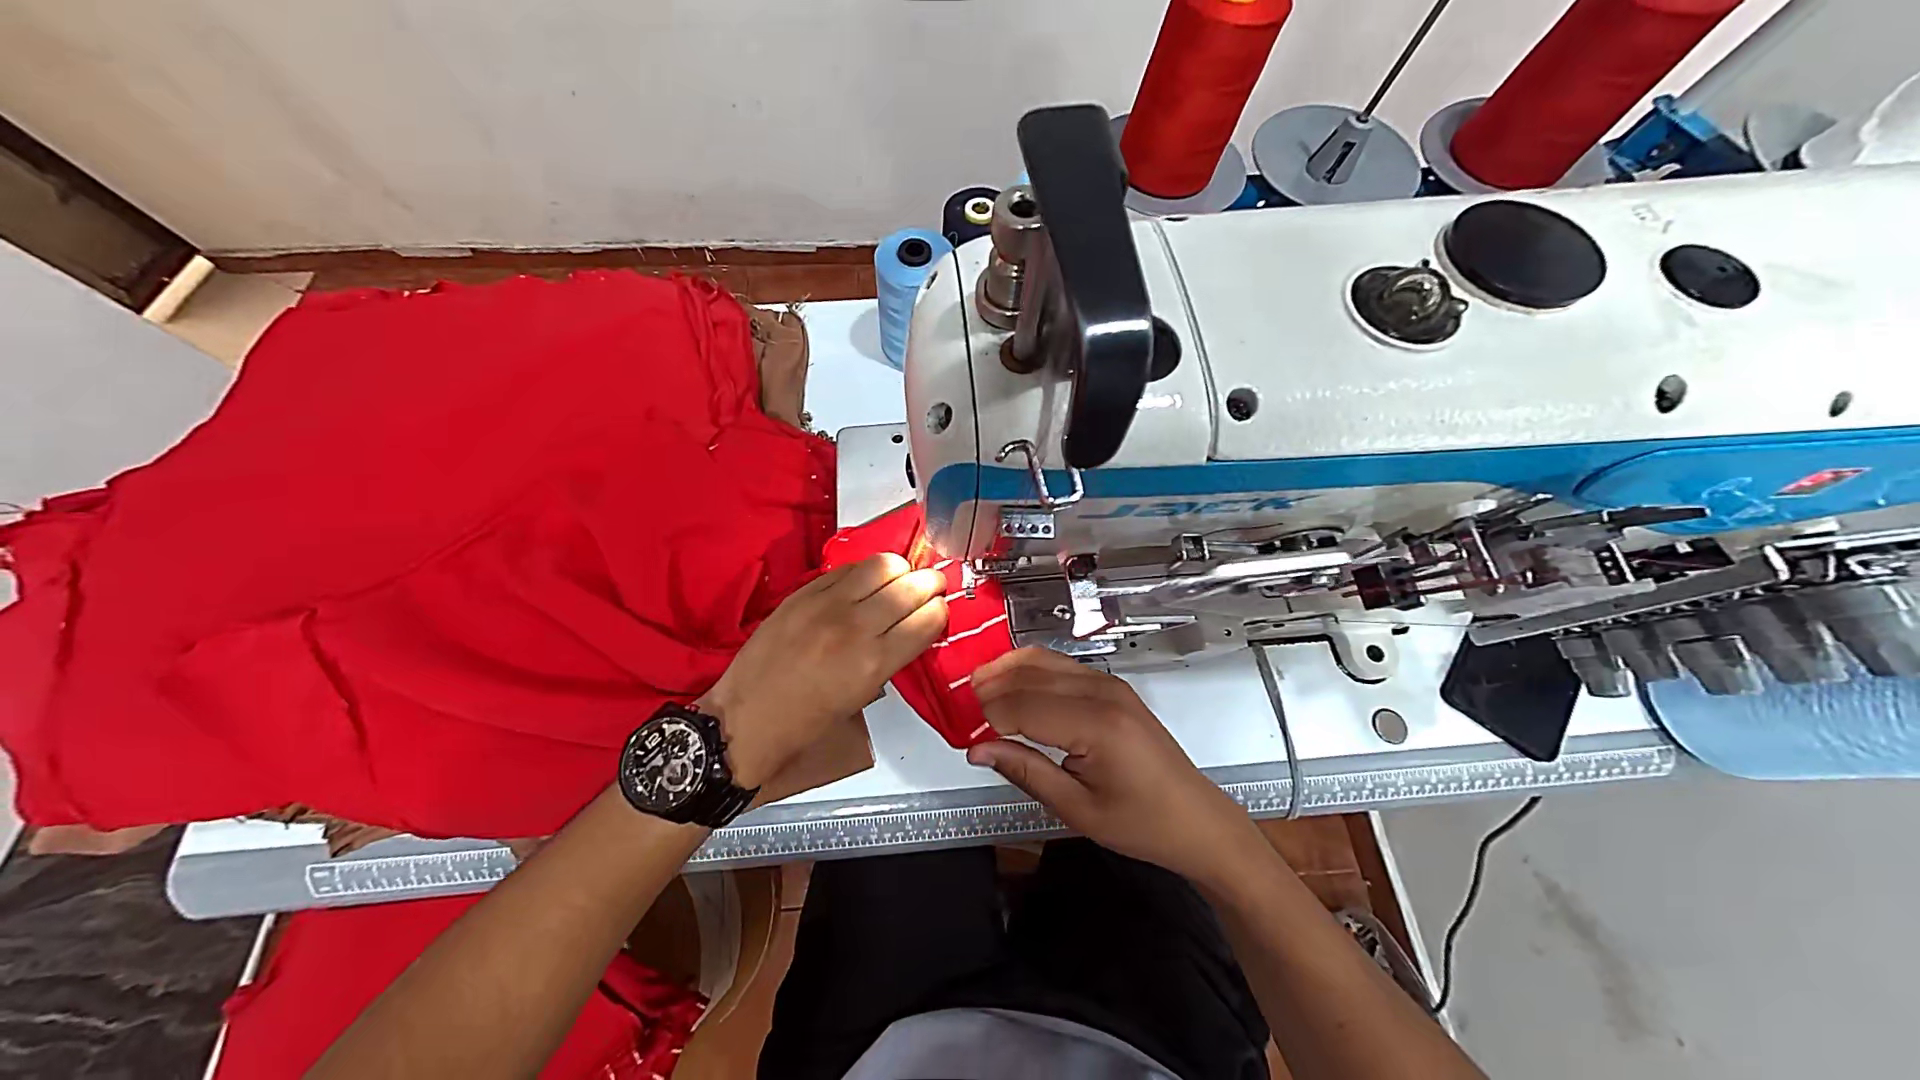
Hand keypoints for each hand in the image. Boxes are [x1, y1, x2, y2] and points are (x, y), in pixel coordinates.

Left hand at [700, 554, 946, 789]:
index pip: (929, 617)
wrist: (747, 719)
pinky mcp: (802, 593)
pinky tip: (864, 583)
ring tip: (897, 582)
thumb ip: (892, 656)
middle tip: (930, 589)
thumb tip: (914, 627)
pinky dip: (864, 572)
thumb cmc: (806, 721)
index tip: (938, 613)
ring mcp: (826, 605)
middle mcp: (855, 627)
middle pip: (912, 585)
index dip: (941, 612)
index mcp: (874, 663)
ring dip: (900, 571)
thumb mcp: (862, 695)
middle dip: (930, 585)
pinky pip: (847, 567)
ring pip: (883, 564)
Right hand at [968, 648, 1268, 886]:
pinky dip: (1029, 671)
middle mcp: (1103, 693)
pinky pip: (1060, 665)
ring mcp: (1109, 684)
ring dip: (1005, 672)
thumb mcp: (1076, 808)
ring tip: (975, 693)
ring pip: (1042, 660)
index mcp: (1096, 725)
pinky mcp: (1111, 686)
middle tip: (958, 707)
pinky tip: (1011, 686)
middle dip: (989, 687)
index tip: (962, 731)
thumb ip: (1024, 771)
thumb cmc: (1143, 823)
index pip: (1021, 705)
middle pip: (1028, 674)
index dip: (985, 716)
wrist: (1195, 820)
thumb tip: (978, 750)